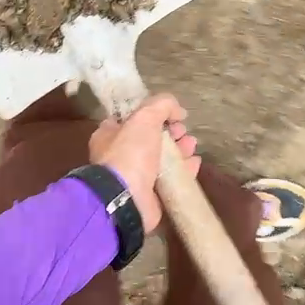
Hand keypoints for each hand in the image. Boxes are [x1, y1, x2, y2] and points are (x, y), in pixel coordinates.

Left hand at [88, 94, 198, 232]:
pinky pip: (170, 180)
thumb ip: (161, 105)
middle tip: (184, 132)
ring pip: (162, 160)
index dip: (153, 115)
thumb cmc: (130, 152)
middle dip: (171, 133)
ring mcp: (135, 178)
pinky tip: (195, 163)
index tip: (171, 116)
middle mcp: (120, 156)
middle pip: (151, 139)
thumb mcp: (144, 117)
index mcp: (110, 136)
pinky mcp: (150, 196)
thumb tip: (178, 110)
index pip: (133, 120)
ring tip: (192, 145)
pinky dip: (183, 170)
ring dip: (180, 150)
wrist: (127, 199)